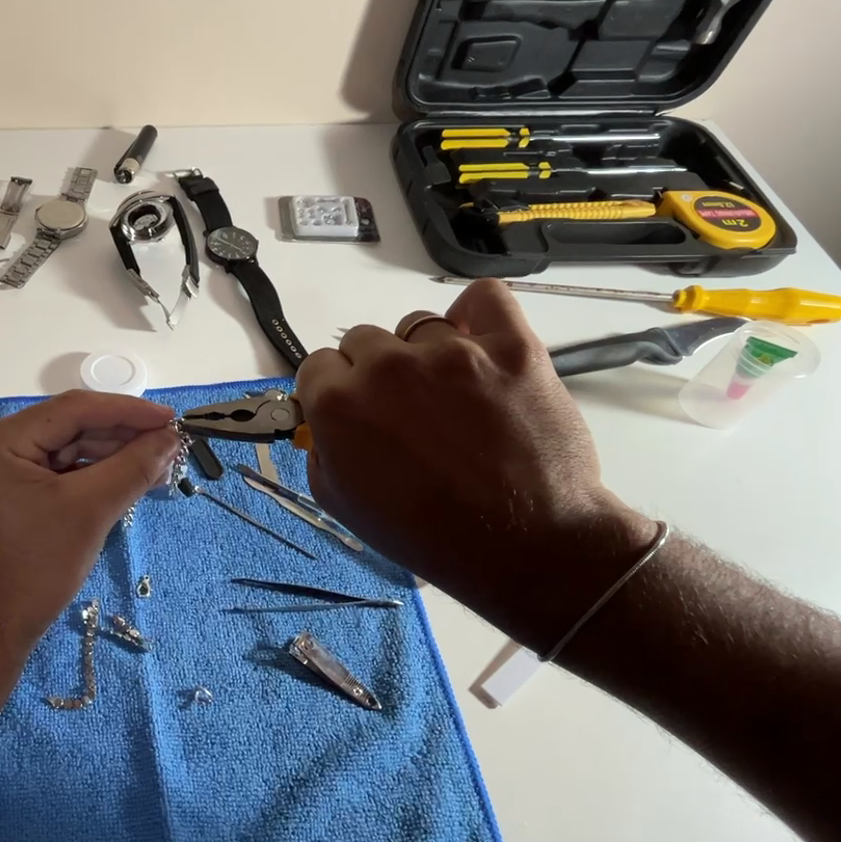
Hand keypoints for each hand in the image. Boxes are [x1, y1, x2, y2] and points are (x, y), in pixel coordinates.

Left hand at [0, 391, 179, 646]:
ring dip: (114, 456)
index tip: (172, 419)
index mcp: (1, 439)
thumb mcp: (90, 510)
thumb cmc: (36, 566)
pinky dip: (96, 475)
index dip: (127, 410)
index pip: (73, 409)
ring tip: (161, 463)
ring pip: (70, 449)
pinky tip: (132, 478)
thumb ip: (133, 467)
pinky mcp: (14, 492)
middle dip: (123, 436)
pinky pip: (62, 471)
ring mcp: (3, 469)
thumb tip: (172, 438)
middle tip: (172, 444)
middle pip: (72, 426)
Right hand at [296, 279, 653, 645]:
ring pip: (418, 325)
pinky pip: (484, 297)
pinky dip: (474, 312)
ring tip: (447, 391)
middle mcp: (386, 367)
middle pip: (362, 340)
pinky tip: (475, 339)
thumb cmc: (424, 534)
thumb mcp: (340, 503)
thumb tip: (324, 420)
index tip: (352, 411)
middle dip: (372, 372)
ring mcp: (451, 352)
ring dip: (422, 352)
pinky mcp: (511, 346)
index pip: (317, 366)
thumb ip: (319, 449)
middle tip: (401, 410)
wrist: (523, 544)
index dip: (331, 391)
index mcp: (338, 404)